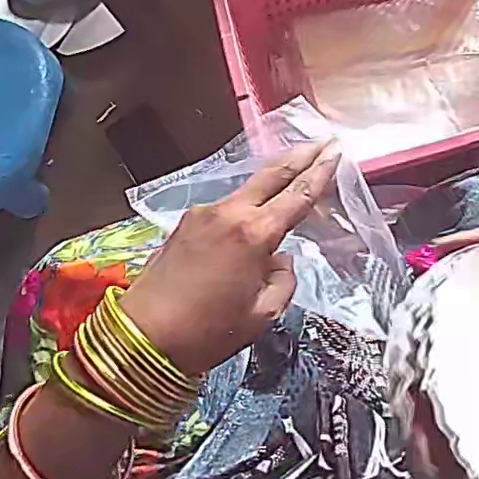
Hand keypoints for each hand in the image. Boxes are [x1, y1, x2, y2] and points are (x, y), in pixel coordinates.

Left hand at [122, 141, 341, 373]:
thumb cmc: (207, 331)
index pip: (297, 195)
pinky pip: (225, 207)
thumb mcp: (262, 314)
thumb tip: (280, 260)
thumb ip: (283, 280)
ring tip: (292, 173)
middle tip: (322, 141)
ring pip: (246, 189)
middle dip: (300, 156)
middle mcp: (228, 213)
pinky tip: (253, 213)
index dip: (320, 172)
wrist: (144, 336)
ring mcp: (203, 214)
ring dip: (271, 180)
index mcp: (253, 234)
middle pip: (271, 175)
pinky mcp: (185, 223)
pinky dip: (245, 204)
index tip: (335, 152)